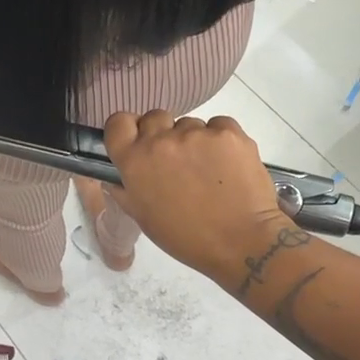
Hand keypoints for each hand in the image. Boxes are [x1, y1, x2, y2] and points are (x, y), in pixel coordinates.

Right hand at [101, 111, 293, 284]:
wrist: (243, 241)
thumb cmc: (186, 237)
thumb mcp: (143, 218)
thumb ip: (125, 190)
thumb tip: (116, 176)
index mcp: (134, 161)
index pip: (118, 122)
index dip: (127, 129)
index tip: (136, 141)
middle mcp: (161, 140)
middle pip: (154, 117)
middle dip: (161, 133)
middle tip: (175, 160)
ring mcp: (196, 133)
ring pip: (188, 124)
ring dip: (193, 140)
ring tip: (207, 169)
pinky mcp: (228, 132)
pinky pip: (218, 125)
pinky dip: (220, 140)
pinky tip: (227, 164)